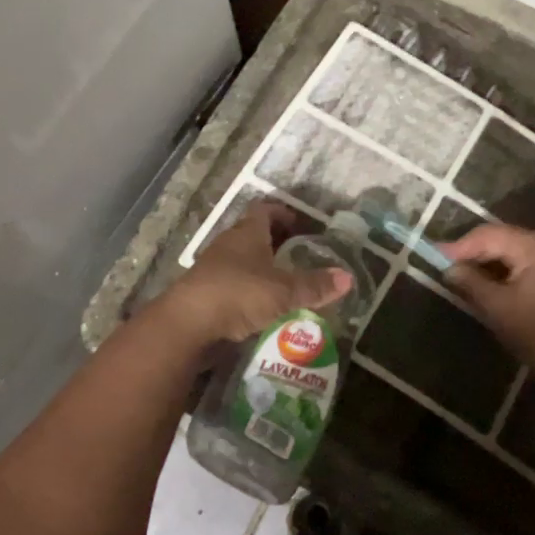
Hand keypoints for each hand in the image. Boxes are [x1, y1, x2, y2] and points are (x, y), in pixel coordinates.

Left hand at [160, 202, 353, 345]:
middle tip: (302, 255)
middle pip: (255, 234)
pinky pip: (234, 283)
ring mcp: (214, 268)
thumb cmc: (237, 294)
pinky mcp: (206, 293)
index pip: (266, 210)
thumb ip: (314, 286)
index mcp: (247, 232)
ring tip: (288, 282)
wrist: (186, 325)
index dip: (285, 214)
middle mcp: (229, 244)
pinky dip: (251, 289)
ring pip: (244, 259)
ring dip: (263, 267)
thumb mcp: (282, 291)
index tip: (304, 226)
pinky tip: (265, 307)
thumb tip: (348, 278)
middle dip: (278, 242)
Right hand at [439, 223, 534, 365]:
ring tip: (456, 271)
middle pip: (496, 238)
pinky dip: (494, 268)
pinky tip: (478, 279)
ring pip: (503, 249)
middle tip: (442, 262)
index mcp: (532, 245)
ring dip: (481, 260)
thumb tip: (449, 269)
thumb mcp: (496, 306)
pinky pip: (513, 260)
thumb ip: (470, 282)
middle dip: (469, 251)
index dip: (460, 246)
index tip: (434, 255)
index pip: (488, 236)